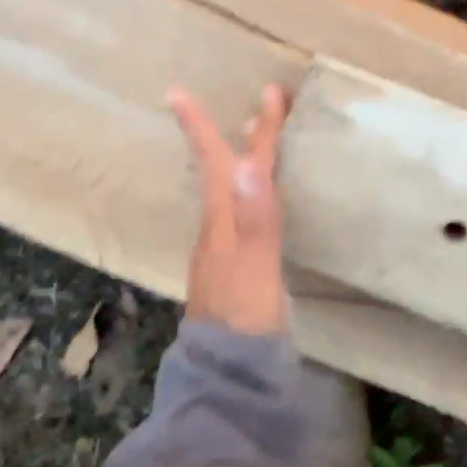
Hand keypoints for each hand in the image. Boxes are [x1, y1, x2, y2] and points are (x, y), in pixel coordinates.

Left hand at [167, 84, 289, 335]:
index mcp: (222, 224)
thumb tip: (246, 163)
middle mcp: (218, 232)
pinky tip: (258, 204)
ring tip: (256, 142)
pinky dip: (251, 195)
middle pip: (223, 174)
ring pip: (230, 195)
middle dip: (237, 137)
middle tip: (259, 107)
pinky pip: (241, 217)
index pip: (220, 164)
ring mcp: (223, 254)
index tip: (207, 90)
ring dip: (242, 164)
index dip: (209, 127)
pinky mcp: (235, 272)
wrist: (230, 376)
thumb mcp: (254, 269)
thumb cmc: (245, 320)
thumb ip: (254, 219)